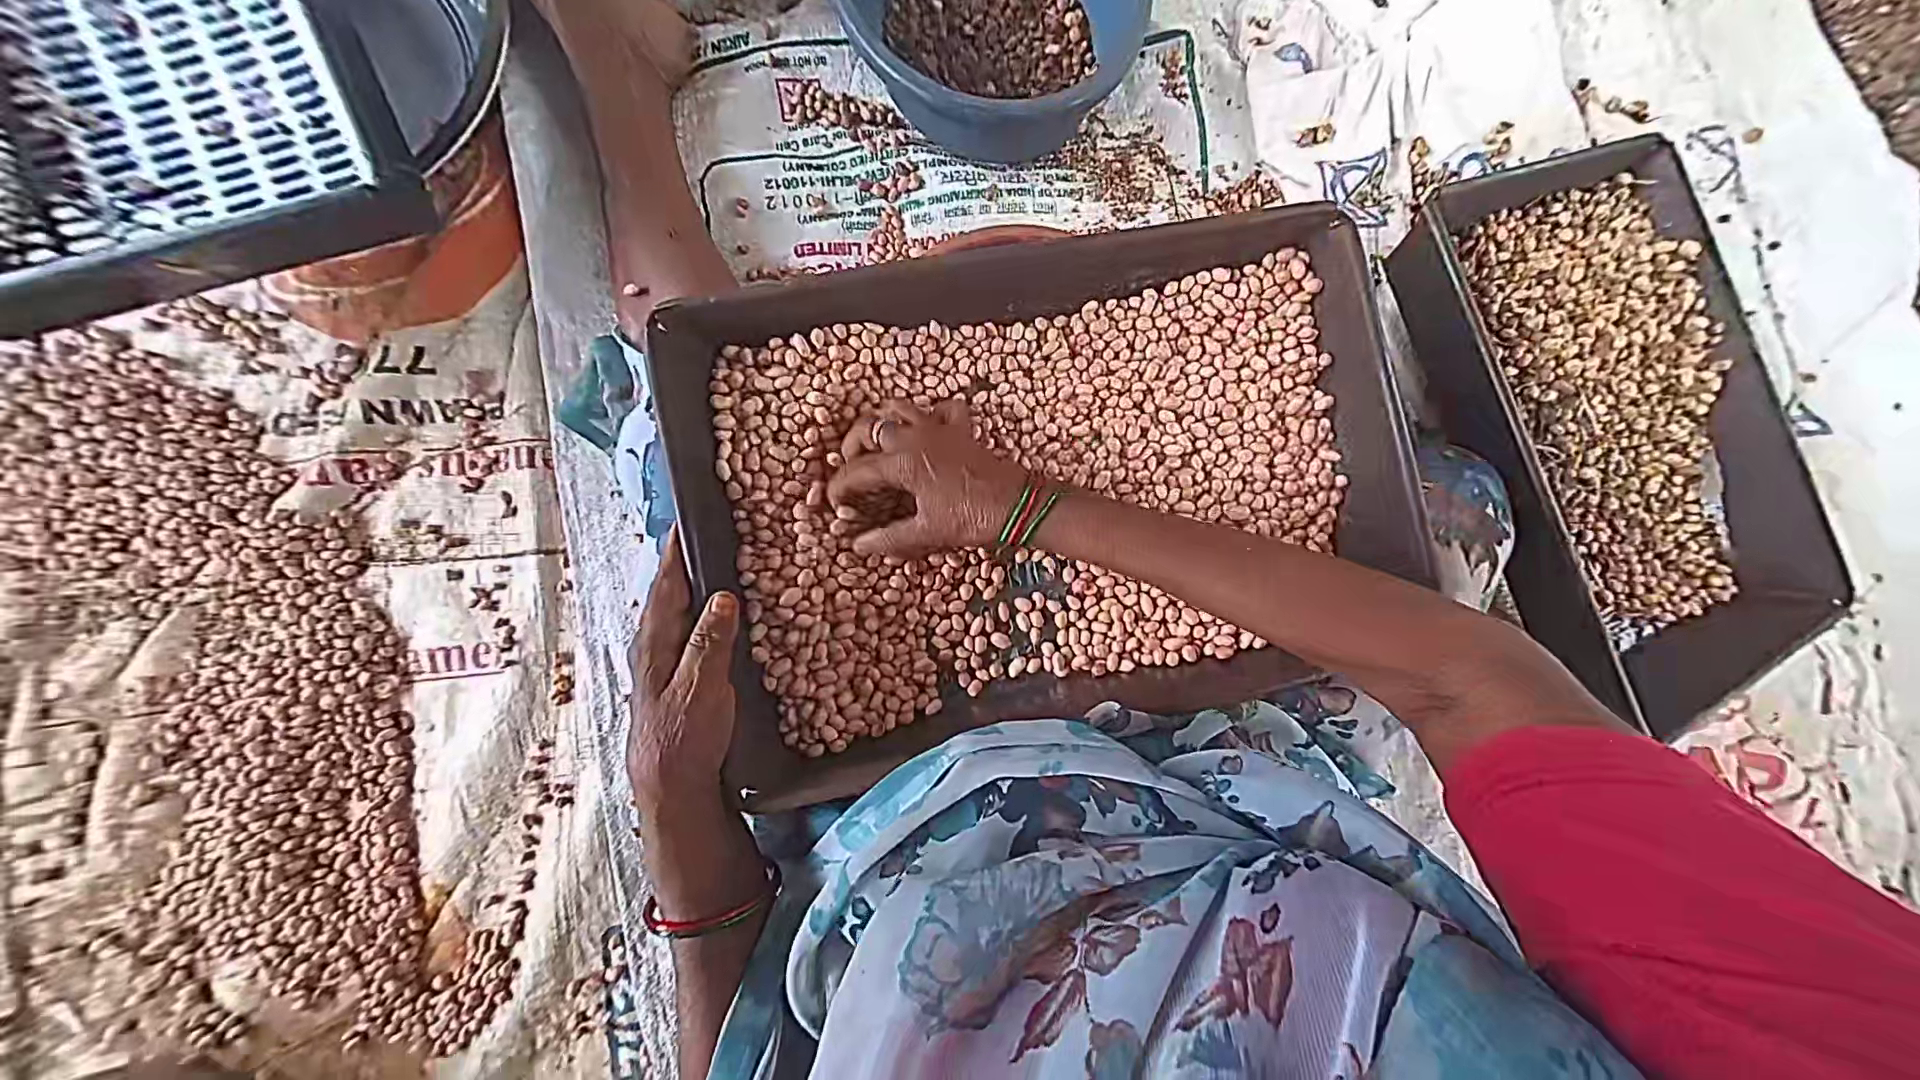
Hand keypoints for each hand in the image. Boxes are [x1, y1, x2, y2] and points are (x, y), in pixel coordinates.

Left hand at [628, 528, 739, 799]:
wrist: (672, 787)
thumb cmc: (683, 738)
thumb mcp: (701, 689)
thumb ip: (709, 642)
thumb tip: (724, 595)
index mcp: (655, 642)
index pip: (666, 584)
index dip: (676, 551)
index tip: (688, 518)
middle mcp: (654, 645)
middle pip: (670, 592)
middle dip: (685, 561)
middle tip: (709, 533)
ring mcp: (664, 661)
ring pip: (679, 612)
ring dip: (694, 586)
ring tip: (719, 563)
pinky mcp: (677, 676)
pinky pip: (689, 630)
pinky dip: (702, 612)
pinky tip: (722, 614)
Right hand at [827, 398, 1027, 557]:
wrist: (1017, 504)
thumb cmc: (972, 517)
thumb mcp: (927, 532)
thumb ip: (890, 538)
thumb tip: (860, 546)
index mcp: (902, 462)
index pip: (858, 471)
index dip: (840, 486)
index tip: (834, 501)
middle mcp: (915, 437)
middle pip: (869, 428)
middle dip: (852, 446)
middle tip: (850, 466)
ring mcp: (939, 428)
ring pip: (900, 408)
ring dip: (883, 421)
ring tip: (877, 442)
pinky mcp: (961, 430)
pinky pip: (942, 408)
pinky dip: (931, 413)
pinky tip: (927, 428)